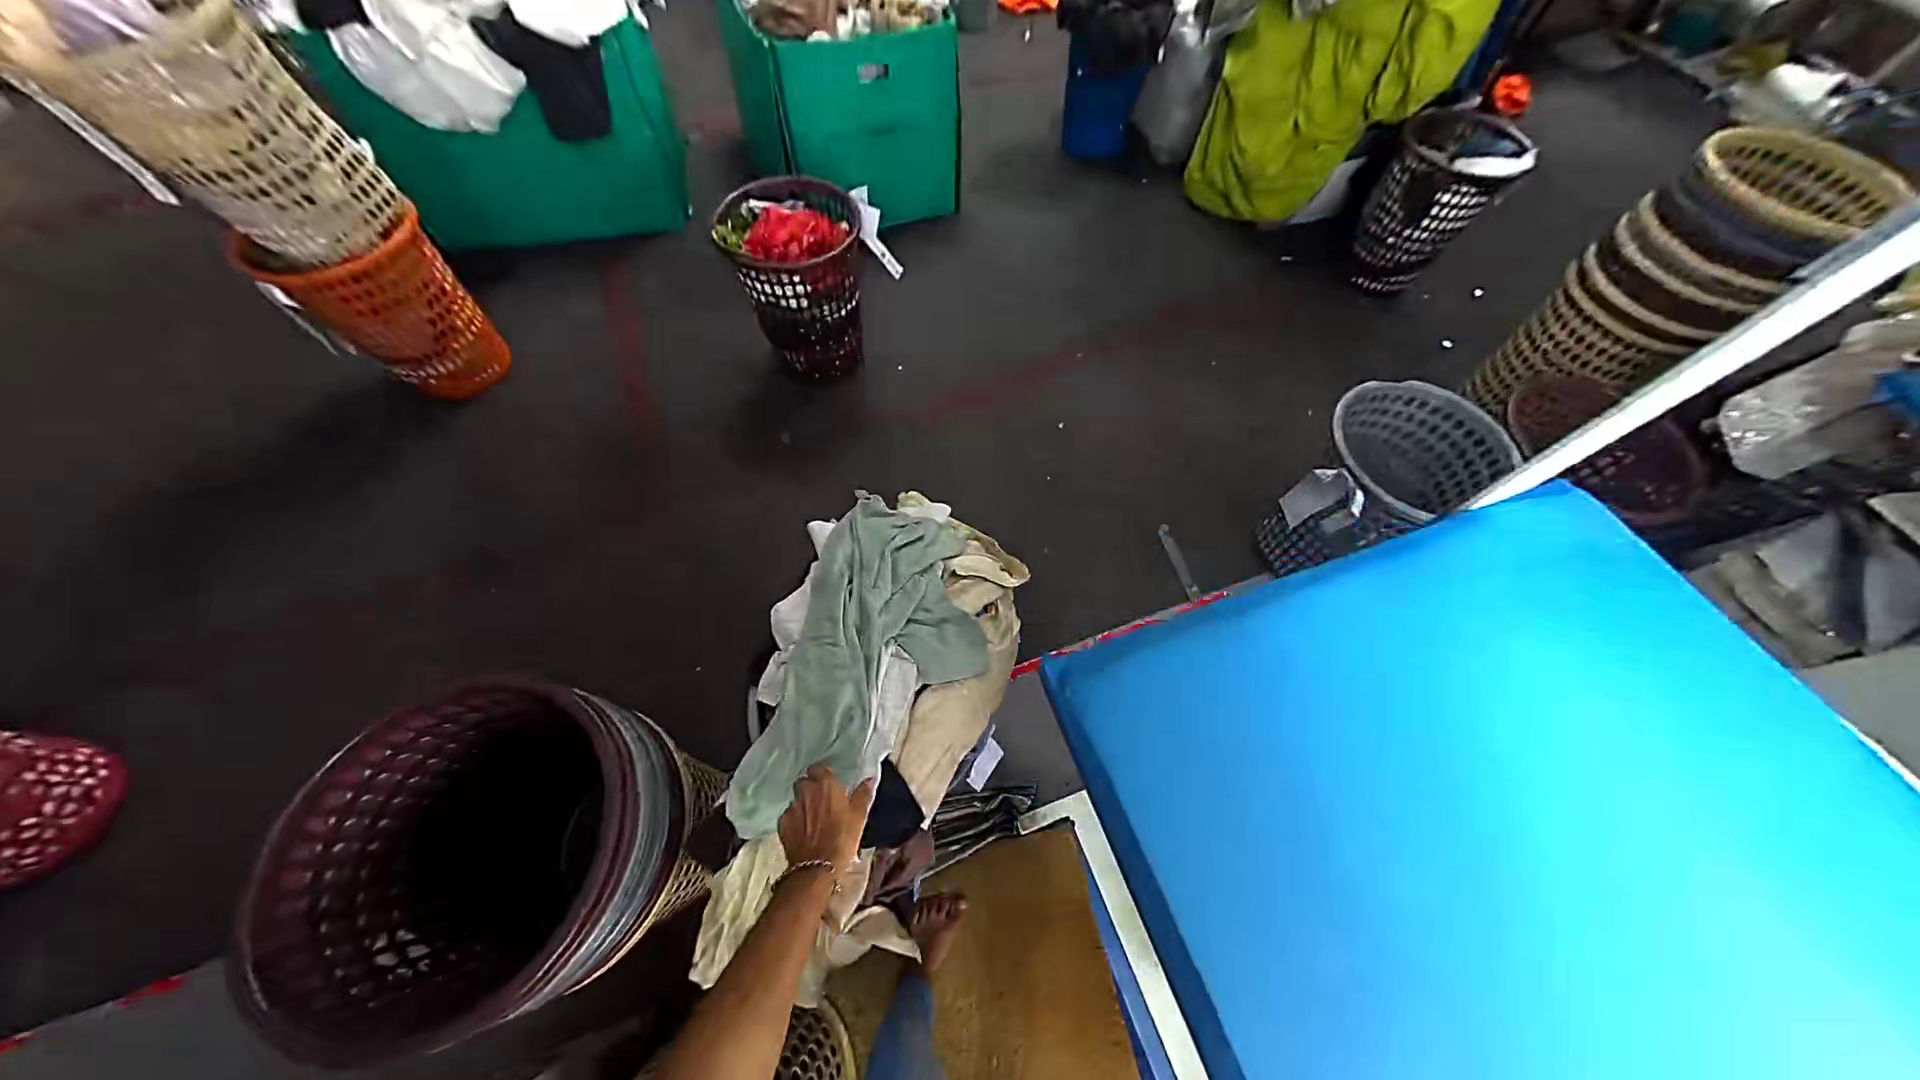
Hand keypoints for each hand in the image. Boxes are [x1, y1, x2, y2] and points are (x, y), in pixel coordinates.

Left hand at [778, 763, 875, 873]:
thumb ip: (863, 794)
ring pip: (796, 799)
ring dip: (803, 805)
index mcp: (825, 784)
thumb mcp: (859, 816)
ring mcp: (792, 807)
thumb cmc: (842, 839)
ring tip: (812, 819)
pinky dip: (794, 820)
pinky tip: (803, 831)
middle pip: (804, 782)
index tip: (829, 785)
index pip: (817, 768)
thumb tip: (869, 780)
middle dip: (810, 789)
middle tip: (821, 801)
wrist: (818, 868)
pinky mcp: (782, 824)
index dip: (822, 775)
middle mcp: (805, 791)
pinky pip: (788, 816)